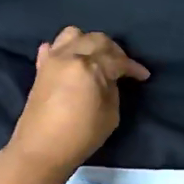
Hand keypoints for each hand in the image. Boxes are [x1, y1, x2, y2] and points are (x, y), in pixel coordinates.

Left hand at [2, 27, 150, 175]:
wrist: (41, 149)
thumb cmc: (81, 136)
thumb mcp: (110, 115)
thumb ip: (112, 90)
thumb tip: (109, 79)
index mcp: (90, 67)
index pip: (118, 60)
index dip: (134, 67)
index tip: (143, 76)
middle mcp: (70, 55)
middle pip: (97, 40)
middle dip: (114, 51)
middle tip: (123, 67)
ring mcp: (53, 59)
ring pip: (74, 34)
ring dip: (89, 42)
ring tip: (97, 58)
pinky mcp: (40, 68)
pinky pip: (53, 48)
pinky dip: (64, 50)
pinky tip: (71, 61)